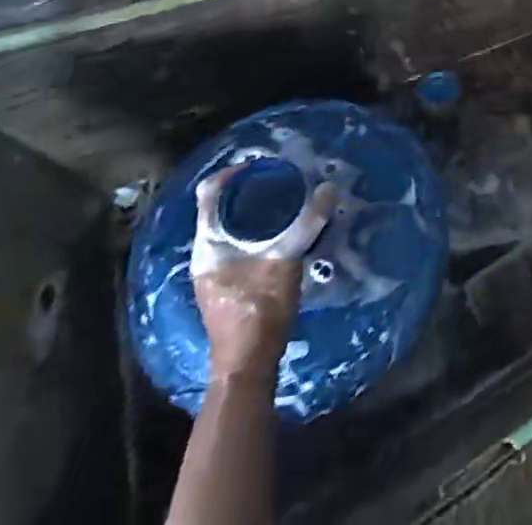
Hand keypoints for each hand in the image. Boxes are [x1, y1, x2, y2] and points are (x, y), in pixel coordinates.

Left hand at [190, 164, 337, 379]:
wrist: (247, 365)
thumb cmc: (260, 311)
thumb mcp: (285, 263)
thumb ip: (306, 224)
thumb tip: (327, 189)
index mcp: (209, 243)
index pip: (208, 193)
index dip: (231, 174)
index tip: (260, 166)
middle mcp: (204, 253)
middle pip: (220, 208)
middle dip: (248, 191)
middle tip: (280, 182)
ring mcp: (213, 271)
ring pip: (229, 228)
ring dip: (253, 213)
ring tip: (285, 204)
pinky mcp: (225, 284)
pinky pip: (237, 244)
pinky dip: (255, 232)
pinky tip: (281, 235)